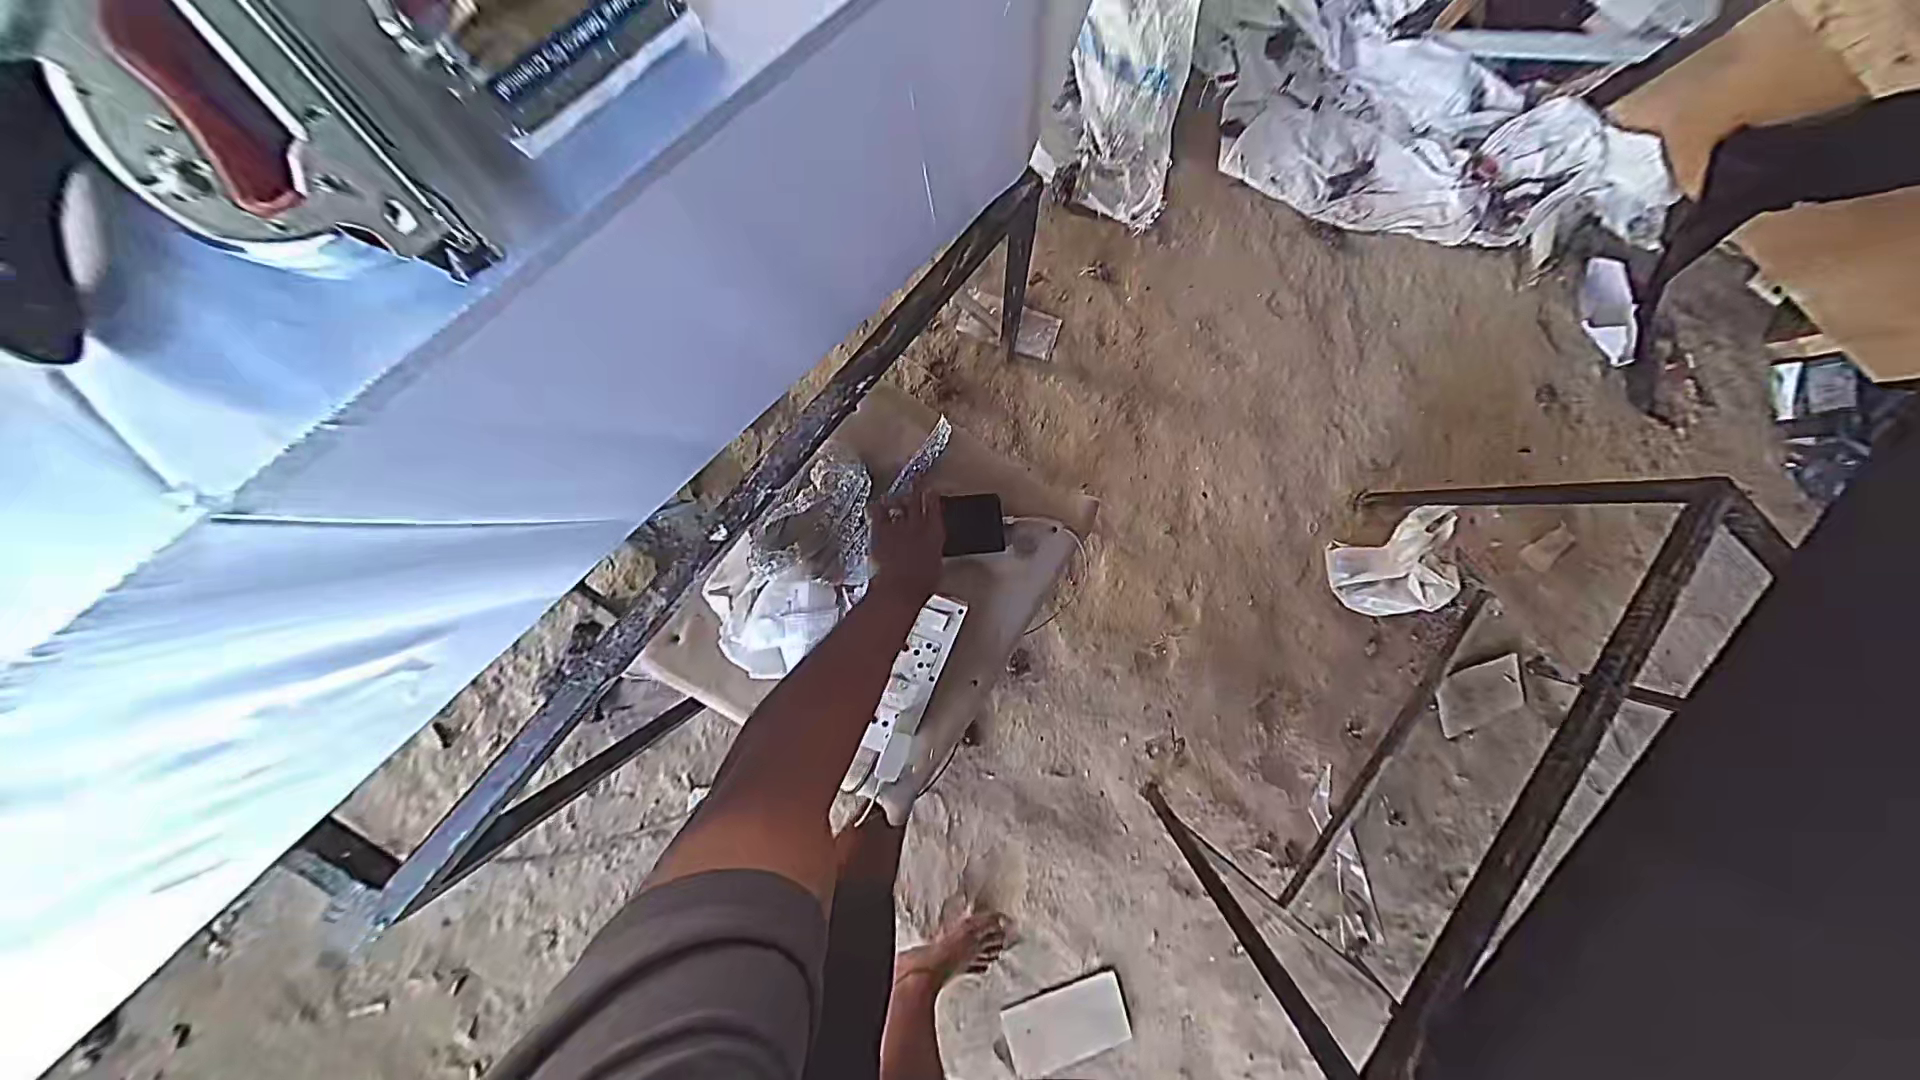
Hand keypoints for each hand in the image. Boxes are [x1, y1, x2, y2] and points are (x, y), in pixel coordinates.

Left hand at [869, 491, 943, 601]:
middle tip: (916, 481)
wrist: (900, 588)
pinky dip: (878, 507)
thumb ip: (933, 554)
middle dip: (917, 489)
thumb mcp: (935, 567)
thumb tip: (931, 557)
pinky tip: (877, 504)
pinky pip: (878, 513)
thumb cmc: (920, 583)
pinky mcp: (881, 532)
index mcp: (935, 533)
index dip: (933, 496)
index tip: (932, 490)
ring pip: (898, 504)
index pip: (935, 507)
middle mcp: (917, 525)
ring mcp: (897, 526)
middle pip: (916, 500)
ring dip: (898, 499)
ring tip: (897, 496)